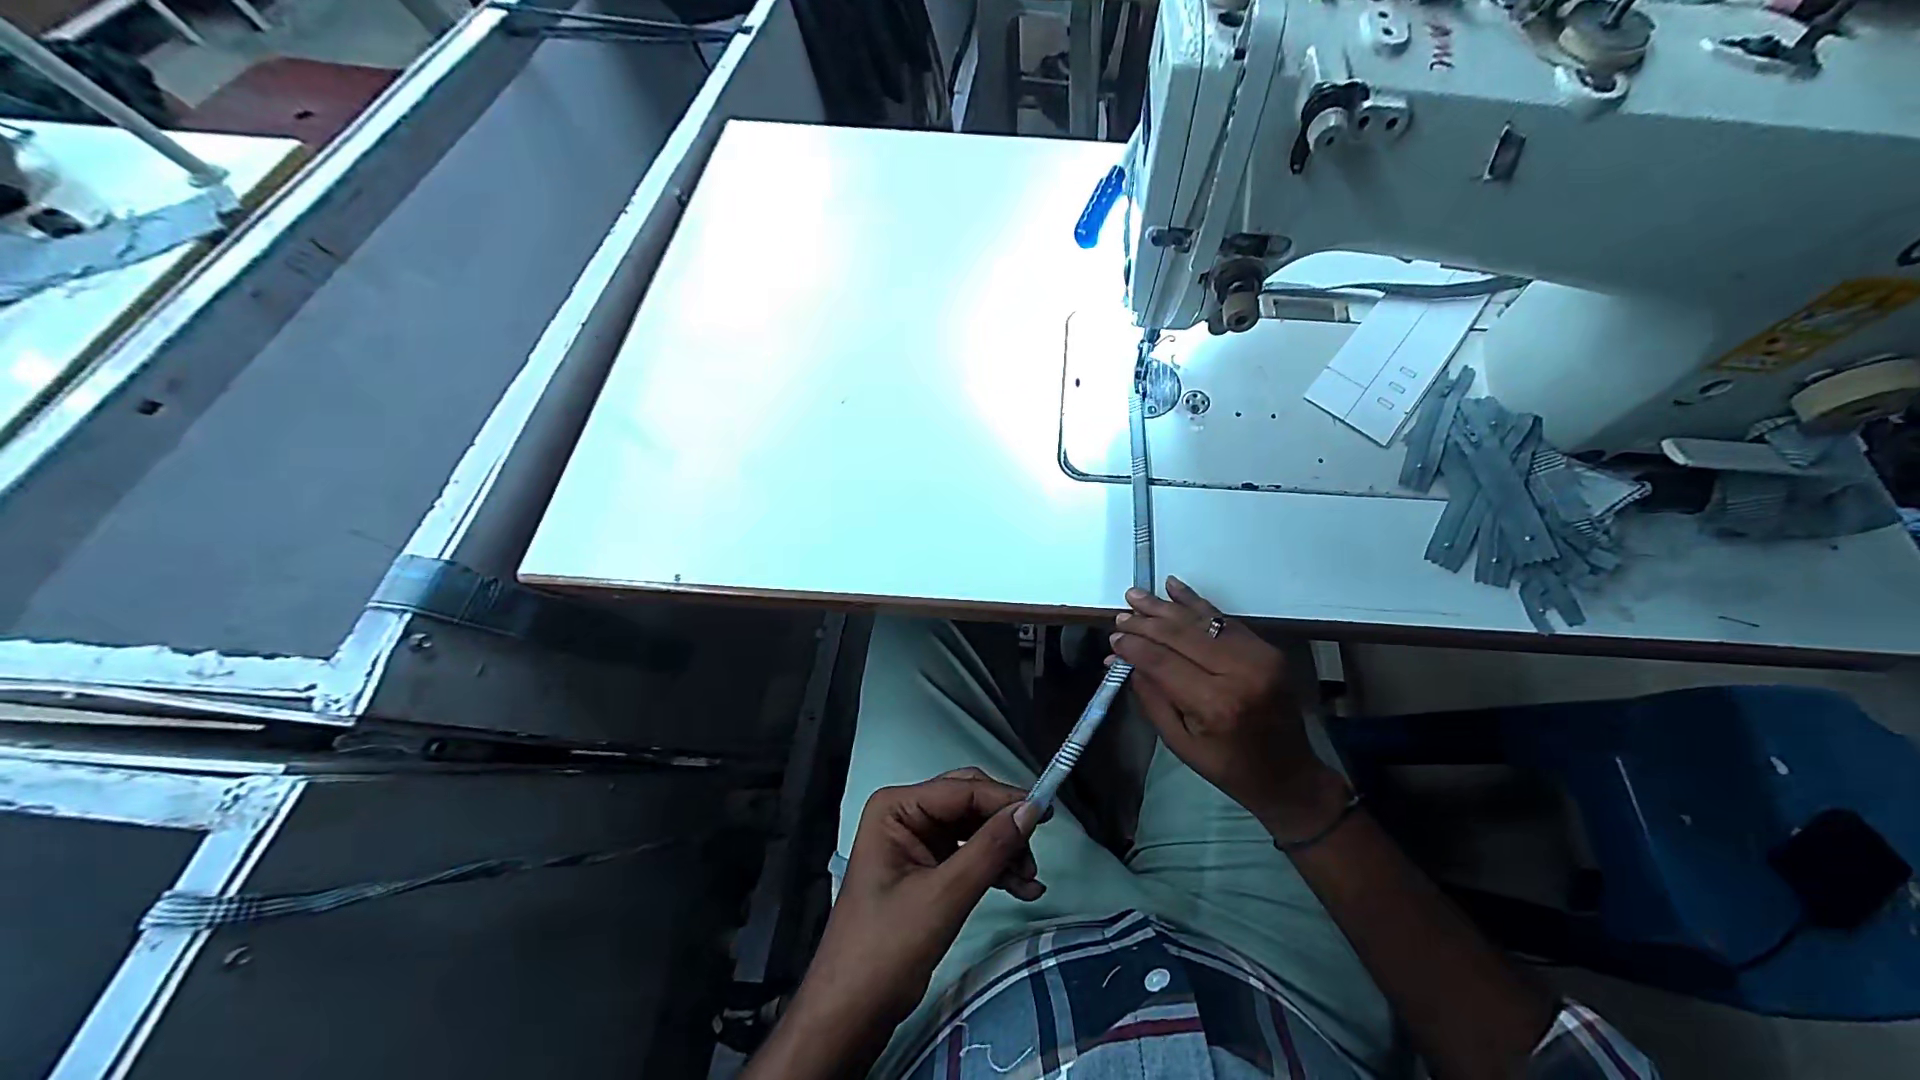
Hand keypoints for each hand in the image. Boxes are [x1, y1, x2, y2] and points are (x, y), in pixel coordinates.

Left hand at [753, 769, 1043, 1078]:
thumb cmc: (885, 949)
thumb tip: (1032, 810)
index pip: (962, 790)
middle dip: (1005, 826)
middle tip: (1037, 852)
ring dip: (1006, 851)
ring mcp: (917, 841)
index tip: (1049, 815)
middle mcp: (906, 814)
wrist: (850, 1012)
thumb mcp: (944, 895)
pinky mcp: (928, 869)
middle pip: (971, 803)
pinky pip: (972, 854)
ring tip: (1031, 881)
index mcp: (896, 807)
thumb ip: (990, 849)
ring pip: (976, 829)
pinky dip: (996, 869)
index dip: (1006, 800)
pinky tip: (1022, 889)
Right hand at [1109, 577, 1347, 833]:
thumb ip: (1152, 698)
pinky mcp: (1267, 649)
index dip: (1134, 647)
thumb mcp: (1180, 742)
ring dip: (1166, 607)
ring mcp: (1259, 657)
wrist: (1290, 774)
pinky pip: (1225, 620)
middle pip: (1181, 636)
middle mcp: (1241, 673)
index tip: (1113, 638)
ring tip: (1136, 595)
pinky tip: (1173, 588)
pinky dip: (1197, 603)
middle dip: (1145, 624)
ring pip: (1202, 621)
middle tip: (1120, 616)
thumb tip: (1124, 659)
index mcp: (1217, 704)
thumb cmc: (1229, 767)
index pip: (1163, 662)